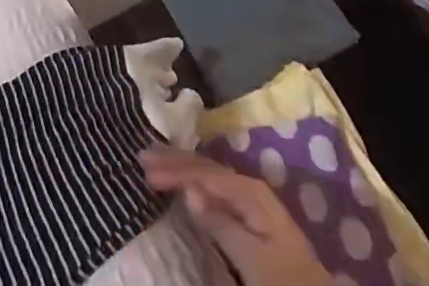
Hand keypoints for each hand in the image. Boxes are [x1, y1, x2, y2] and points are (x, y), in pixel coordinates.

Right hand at [141, 146, 332, 285]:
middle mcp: (250, 188)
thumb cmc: (285, 283)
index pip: (206, 173)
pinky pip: (215, 188)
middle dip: (175, 161)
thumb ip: (222, 224)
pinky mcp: (249, 216)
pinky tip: (184, 182)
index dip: (175, 169)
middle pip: (207, 167)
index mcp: (251, 193)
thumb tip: (189, 190)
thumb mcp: (253, 259)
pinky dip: (195, 181)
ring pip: (210, 175)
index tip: (145, 170)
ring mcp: (251, 201)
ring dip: (182, 168)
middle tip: (143, 156)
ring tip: (156, 162)